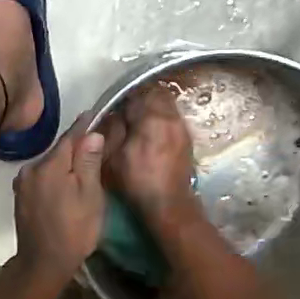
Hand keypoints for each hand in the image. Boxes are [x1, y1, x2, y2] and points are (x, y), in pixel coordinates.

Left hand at [13, 119, 107, 280]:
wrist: (43, 264)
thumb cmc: (74, 229)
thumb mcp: (90, 195)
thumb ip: (88, 161)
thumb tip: (92, 133)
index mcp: (51, 165)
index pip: (70, 137)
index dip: (84, 126)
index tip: (94, 114)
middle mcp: (32, 168)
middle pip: (59, 150)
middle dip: (76, 145)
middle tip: (95, 141)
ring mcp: (23, 184)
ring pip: (50, 164)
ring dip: (64, 162)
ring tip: (83, 164)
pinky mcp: (21, 197)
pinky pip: (42, 177)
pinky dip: (55, 175)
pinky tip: (65, 183)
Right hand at [104, 84, 196, 221]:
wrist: (169, 204)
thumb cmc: (138, 181)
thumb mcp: (113, 158)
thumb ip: (112, 131)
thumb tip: (115, 115)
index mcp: (153, 118)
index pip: (137, 95)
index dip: (124, 101)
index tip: (116, 111)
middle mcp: (171, 117)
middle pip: (156, 94)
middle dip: (141, 100)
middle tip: (128, 113)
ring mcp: (182, 127)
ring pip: (167, 104)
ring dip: (153, 108)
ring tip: (140, 123)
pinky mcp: (187, 138)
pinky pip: (173, 117)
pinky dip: (162, 119)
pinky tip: (152, 134)